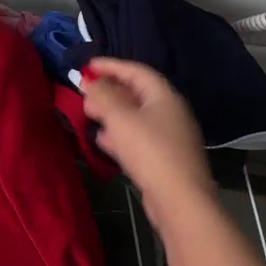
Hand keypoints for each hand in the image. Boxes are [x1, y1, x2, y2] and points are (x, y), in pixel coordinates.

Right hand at [81, 57, 212, 216]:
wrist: (180, 201)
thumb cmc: (149, 150)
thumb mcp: (118, 116)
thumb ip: (100, 94)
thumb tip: (90, 82)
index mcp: (165, 98)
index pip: (137, 71)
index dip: (111, 65)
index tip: (87, 66)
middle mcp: (172, 114)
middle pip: (137, 93)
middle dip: (108, 90)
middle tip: (85, 92)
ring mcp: (171, 138)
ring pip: (136, 116)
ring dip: (111, 112)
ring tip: (89, 115)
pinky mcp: (166, 159)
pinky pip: (139, 137)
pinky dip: (120, 133)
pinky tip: (103, 140)